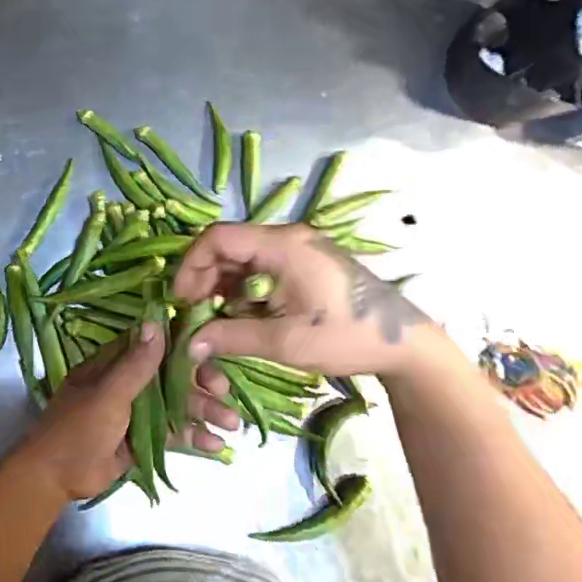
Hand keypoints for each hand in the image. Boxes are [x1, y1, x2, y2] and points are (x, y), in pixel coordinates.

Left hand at [16, 323, 238, 500]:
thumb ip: (136, 364)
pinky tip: (216, 446)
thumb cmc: (77, 429)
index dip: (186, 346)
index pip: (157, 345)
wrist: (55, 479)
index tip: (214, 349)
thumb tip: (157, 321)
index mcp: (116, 364)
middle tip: (224, 393)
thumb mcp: (108, 394)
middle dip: (202, 384)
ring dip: (205, 412)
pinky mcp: (145, 438)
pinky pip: (174, 432)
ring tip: (232, 424)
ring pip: (179, 405)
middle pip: (175, 375)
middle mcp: (131, 382)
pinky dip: (195, 437)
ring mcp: (139, 411)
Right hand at [172, 223, 439, 379]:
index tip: (180, 300)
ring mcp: (298, 251)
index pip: (219, 237)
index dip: (191, 265)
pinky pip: (261, 269)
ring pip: (243, 259)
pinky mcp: (304, 266)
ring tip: (214, 321)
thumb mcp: (285, 341)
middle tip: (193, 315)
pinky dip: (243, 290)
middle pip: (228, 246)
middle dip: (204, 279)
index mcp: (283, 246)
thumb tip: (189, 344)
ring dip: (223, 286)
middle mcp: (288, 239)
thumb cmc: (346, 336)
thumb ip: (232, 338)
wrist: (402, 342)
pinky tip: (241, 317)